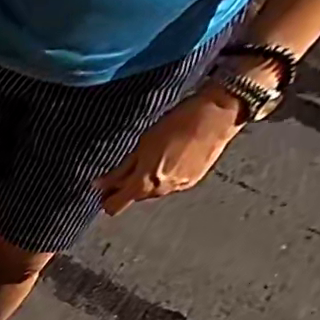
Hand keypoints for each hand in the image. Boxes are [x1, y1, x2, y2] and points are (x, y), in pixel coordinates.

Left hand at [95, 86, 244, 215]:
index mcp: (144, 184)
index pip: (114, 207)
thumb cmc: (178, 123)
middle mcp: (160, 191)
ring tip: (155, 158)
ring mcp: (178, 187)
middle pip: (133, 198)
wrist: (220, 111)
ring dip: (147, 181)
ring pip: (151, 192)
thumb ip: (120, 171)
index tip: (104, 188)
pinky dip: (165, 176)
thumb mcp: (141, 146)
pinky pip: (169, 185)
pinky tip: (171, 158)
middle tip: (129, 167)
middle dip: (127, 187)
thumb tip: (99, 185)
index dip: (106, 199)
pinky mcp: (193, 180)